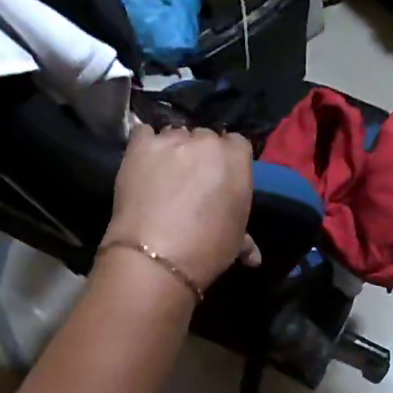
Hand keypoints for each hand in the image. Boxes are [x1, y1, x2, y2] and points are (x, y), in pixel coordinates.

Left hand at [104, 123, 259, 288]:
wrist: (154, 258)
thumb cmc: (205, 251)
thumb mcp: (234, 243)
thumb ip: (244, 235)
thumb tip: (253, 256)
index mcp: (236, 159)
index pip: (236, 144)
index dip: (226, 161)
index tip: (218, 180)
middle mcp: (206, 142)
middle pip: (204, 138)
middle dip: (199, 156)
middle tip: (189, 182)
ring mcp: (170, 141)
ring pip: (174, 135)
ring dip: (172, 151)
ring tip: (162, 175)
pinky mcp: (139, 147)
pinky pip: (144, 133)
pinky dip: (145, 145)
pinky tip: (143, 162)